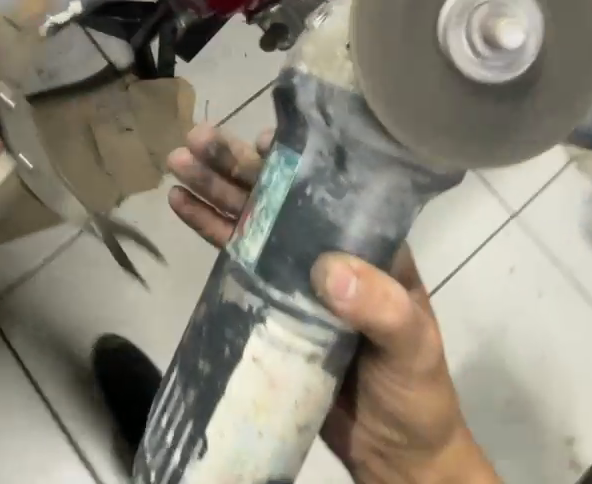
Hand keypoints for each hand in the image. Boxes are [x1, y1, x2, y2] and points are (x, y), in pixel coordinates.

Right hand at [165, 124, 496, 483]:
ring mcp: (293, 269)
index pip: (326, 187)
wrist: (393, 456)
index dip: (292, 160)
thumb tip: (328, 269)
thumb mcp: (412, 347)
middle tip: (195, 139)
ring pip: (248, 215)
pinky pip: (233, 251)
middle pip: (276, 193)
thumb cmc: (415, 393)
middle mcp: (326, 244)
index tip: (260, 142)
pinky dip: (207, 225)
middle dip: (234, 163)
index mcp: (367, 244)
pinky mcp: (267, 295)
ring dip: (212, 187)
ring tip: (176, 162)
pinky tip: (180, 204)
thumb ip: (380, 308)